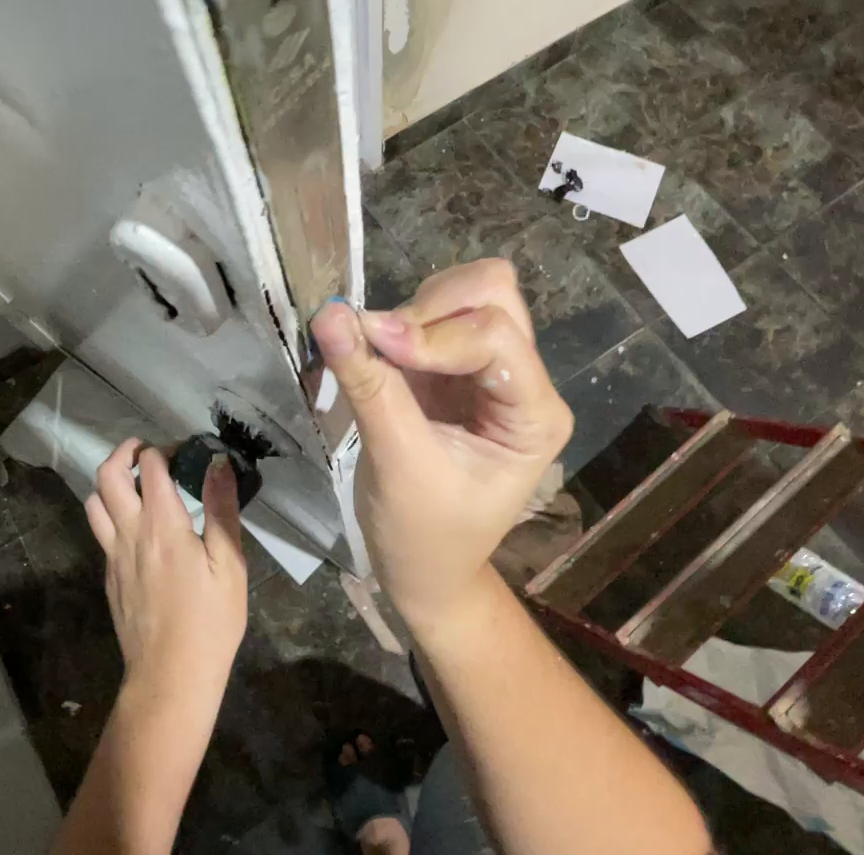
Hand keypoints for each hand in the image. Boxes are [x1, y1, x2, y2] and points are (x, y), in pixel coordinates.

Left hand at [87, 440, 247, 703]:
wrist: (170, 677)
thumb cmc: (210, 621)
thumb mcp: (229, 563)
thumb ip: (221, 509)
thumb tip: (216, 463)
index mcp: (162, 526)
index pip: (151, 466)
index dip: (167, 448)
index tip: (189, 452)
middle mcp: (130, 534)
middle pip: (108, 475)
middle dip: (127, 452)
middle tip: (151, 452)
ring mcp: (113, 556)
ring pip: (94, 502)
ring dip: (112, 482)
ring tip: (139, 484)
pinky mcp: (109, 577)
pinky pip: (101, 531)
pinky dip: (112, 513)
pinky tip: (139, 526)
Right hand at [310, 259, 572, 631]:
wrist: (423, 569)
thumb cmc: (423, 535)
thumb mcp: (396, 463)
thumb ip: (368, 385)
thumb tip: (329, 313)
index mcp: (535, 414)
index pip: (495, 336)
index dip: (431, 332)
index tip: (372, 341)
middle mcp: (524, 381)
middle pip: (492, 294)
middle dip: (430, 310)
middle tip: (380, 344)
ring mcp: (490, 369)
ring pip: (465, 295)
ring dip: (413, 313)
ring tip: (376, 356)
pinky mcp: (455, 368)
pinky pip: (434, 316)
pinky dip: (400, 324)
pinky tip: (375, 355)